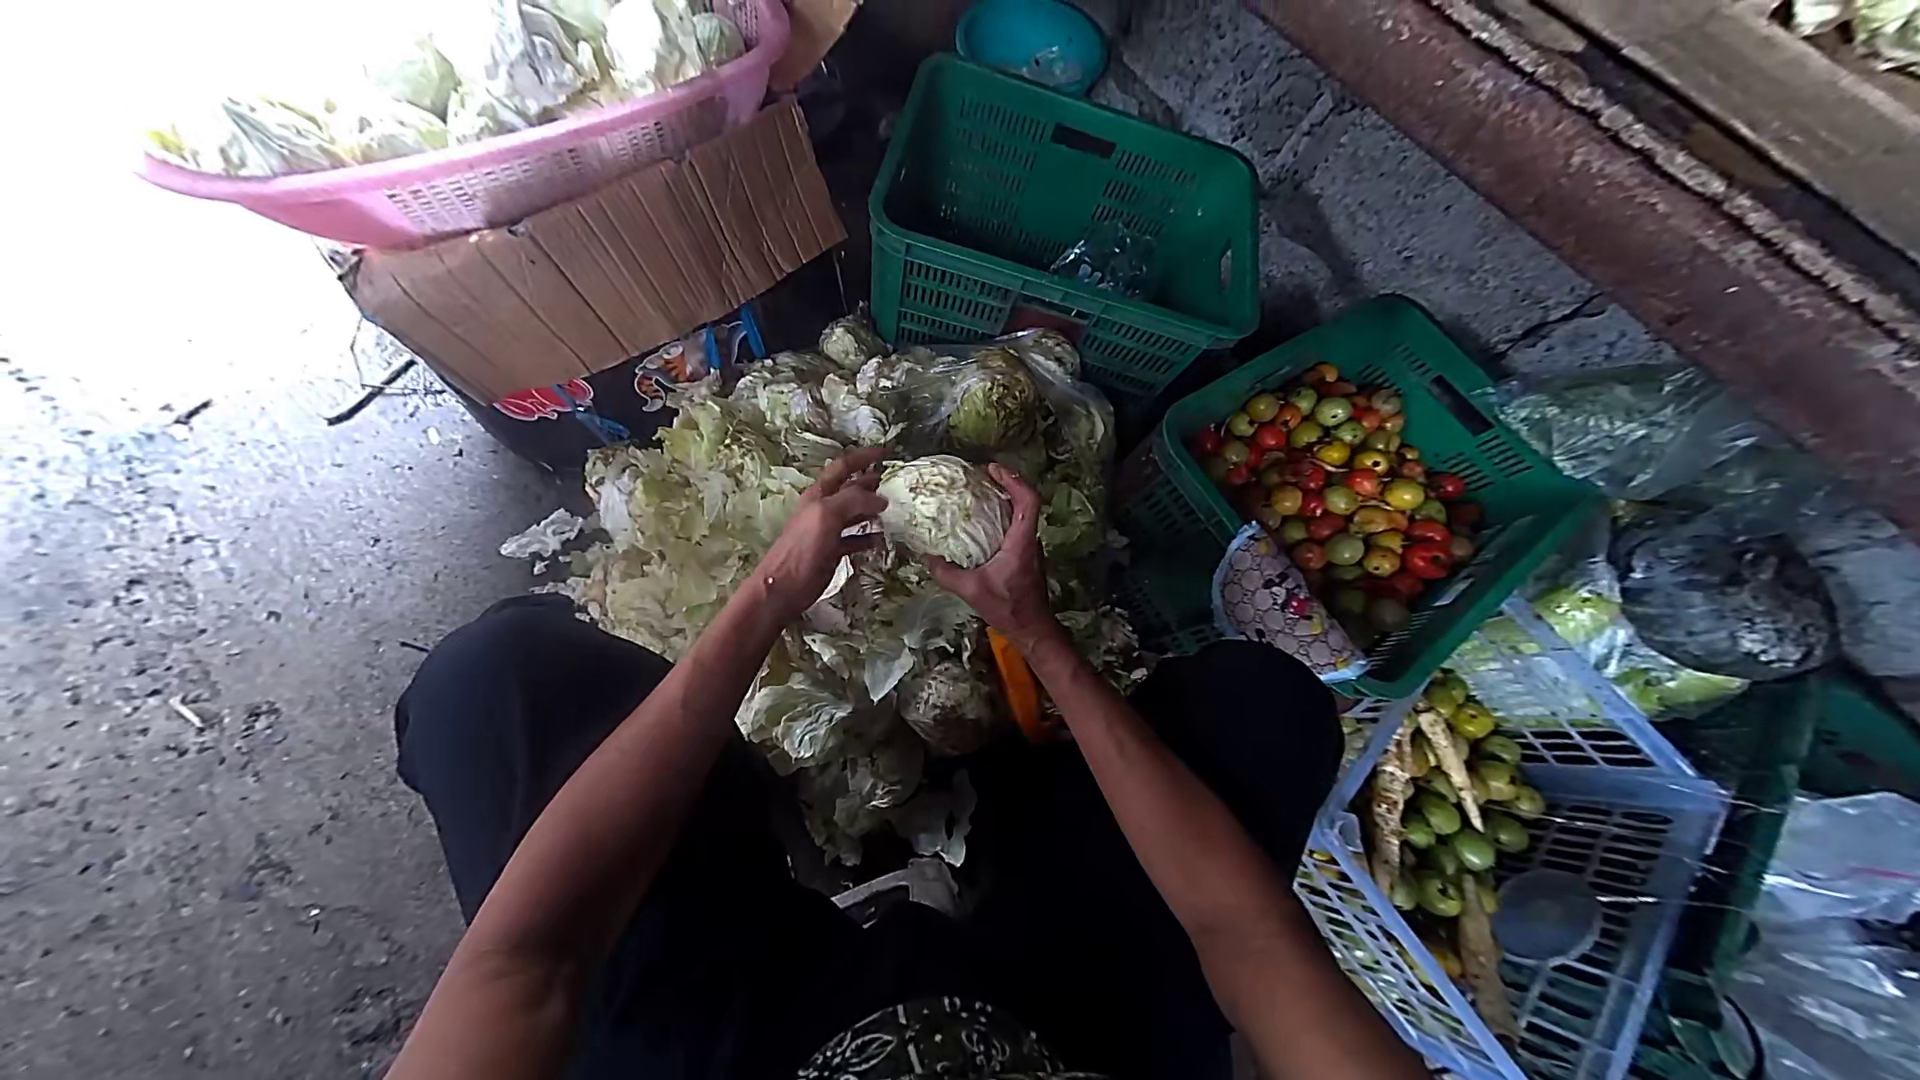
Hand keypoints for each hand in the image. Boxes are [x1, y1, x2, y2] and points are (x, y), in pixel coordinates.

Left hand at [753, 447, 888, 622]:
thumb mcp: (827, 515)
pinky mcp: (833, 550)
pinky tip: (880, 539)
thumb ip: (854, 501)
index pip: (844, 466)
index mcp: (820, 494)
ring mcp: (828, 529)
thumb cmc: (802, 547)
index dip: (863, 457)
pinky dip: (868, 537)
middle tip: (895, 481)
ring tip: (893, 509)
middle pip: (851, 488)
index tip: (886, 453)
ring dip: (872, 509)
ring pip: (855, 513)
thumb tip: (881, 498)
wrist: (785, 585)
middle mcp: (824, 508)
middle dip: (871, 482)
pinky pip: (855, 538)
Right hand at [925, 464, 1063, 652]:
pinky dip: (1002, 516)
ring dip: (1005, 499)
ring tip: (980, 493)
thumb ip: (947, 574)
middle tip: (981, 476)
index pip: (1028, 501)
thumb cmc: (1008, 609)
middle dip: (1006, 483)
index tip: (993, 470)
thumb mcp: (972, 591)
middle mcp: (1029, 540)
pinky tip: (982, 521)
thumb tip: (925, 557)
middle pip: (1025, 502)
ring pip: (1022, 514)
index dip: (1013, 480)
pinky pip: (1016, 527)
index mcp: (1021, 542)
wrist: (1033, 629)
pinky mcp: (1026, 556)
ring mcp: (1030, 548)